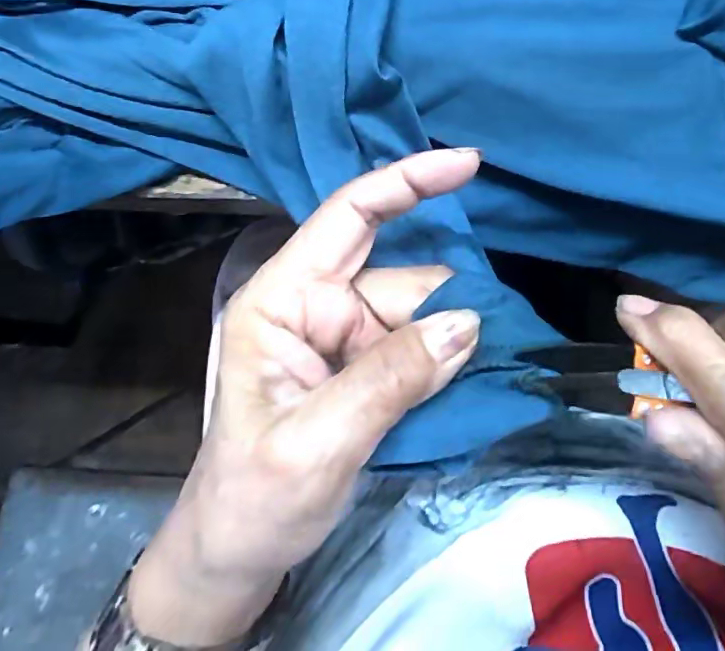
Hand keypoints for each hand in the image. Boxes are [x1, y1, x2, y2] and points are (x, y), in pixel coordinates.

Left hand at [128, 149, 484, 646]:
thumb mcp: (313, 446)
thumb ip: (389, 380)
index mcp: (284, 298)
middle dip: (447, 302)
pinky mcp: (373, 364)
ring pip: (426, 312)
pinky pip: (427, 344)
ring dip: (455, 340)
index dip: (408, 181)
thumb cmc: (250, 501)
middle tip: (486, 344)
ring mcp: (350, 335)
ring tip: (470, 382)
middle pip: (405, 274)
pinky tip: (468, 379)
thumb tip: (469, 320)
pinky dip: (451, 357)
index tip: (469, 163)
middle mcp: (320, 303)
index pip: (350, 216)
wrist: (238, 560)